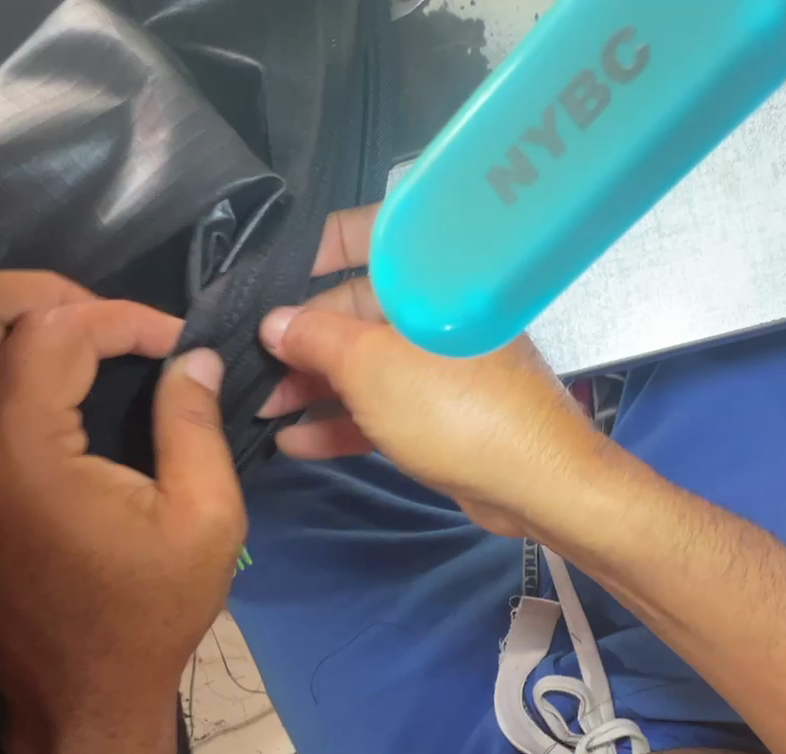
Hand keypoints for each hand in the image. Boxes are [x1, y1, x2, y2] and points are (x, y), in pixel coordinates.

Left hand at [0, 273, 244, 753]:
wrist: (85, 693)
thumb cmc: (152, 610)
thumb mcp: (209, 520)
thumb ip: (197, 426)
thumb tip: (195, 358)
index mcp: (18, 447)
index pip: (54, 328)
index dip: (125, 318)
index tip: (176, 342)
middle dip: (39, 293)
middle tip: (104, 326)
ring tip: (19, 329)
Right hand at [255, 204, 607, 536]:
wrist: (533, 484)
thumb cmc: (453, 409)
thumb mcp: (373, 368)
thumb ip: (316, 338)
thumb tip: (275, 322)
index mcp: (429, 281)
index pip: (370, 238)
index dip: (317, 248)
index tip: (270, 276)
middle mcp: (435, 318)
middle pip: (355, 313)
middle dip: (300, 342)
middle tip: (251, 368)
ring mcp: (440, 370)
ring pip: (366, 367)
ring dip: (313, 387)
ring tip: (261, 409)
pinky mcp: (440, 416)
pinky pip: (383, 409)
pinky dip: (343, 422)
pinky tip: (294, 441)